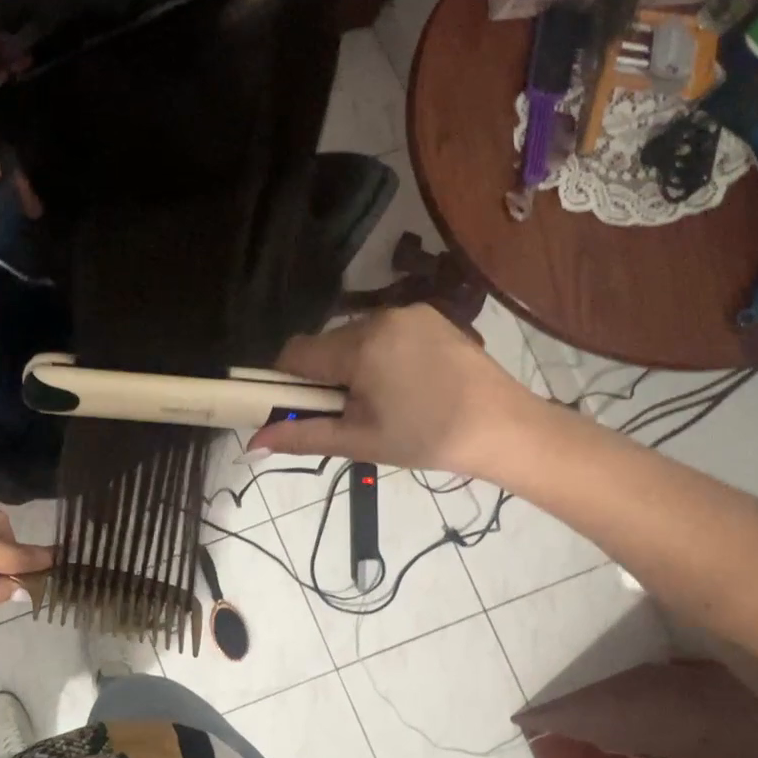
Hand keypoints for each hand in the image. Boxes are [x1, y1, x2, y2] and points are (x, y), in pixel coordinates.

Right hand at [246, 304, 550, 475]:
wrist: (505, 428)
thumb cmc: (426, 439)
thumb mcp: (358, 441)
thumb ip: (301, 436)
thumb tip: (252, 443)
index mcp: (360, 346)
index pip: (294, 354)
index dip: (284, 382)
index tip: (295, 410)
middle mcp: (381, 318)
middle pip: (323, 344)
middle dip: (320, 376)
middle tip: (342, 413)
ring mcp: (410, 314)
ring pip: (352, 337)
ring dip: (349, 366)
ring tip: (377, 402)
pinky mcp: (431, 317)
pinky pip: (383, 332)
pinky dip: (377, 356)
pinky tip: (401, 386)